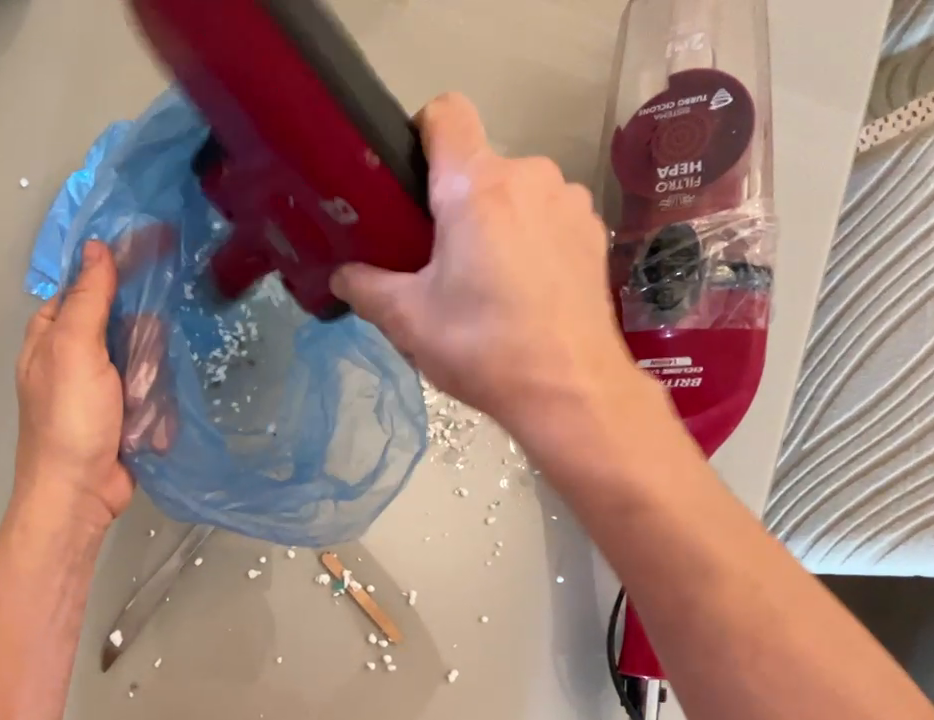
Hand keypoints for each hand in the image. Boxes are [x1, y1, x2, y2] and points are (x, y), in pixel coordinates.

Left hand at [14, 240, 133, 526]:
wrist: (79, 493)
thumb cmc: (69, 419)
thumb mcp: (74, 348)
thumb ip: (88, 298)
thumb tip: (96, 248)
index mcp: (52, 334)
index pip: (86, 284)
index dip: (118, 266)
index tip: (160, 248)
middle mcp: (74, 357)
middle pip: (121, 321)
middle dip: (141, 332)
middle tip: (147, 348)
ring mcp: (100, 389)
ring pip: (141, 358)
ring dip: (150, 374)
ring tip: (145, 396)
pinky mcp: (123, 416)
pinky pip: (149, 393)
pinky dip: (155, 404)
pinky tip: (154, 421)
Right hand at [330, 94, 666, 473]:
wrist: (569, 390)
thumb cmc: (480, 347)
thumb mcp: (406, 321)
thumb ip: (365, 288)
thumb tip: (340, 275)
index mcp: (474, 187)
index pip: (445, 114)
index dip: (419, 135)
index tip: (407, 185)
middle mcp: (527, 175)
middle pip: (476, 166)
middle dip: (452, 203)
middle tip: (435, 262)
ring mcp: (567, 200)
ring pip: (514, 192)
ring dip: (493, 222)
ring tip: (485, 283)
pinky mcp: (593, 231)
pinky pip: (546, 217)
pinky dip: (529, 239)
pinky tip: (524, 291)